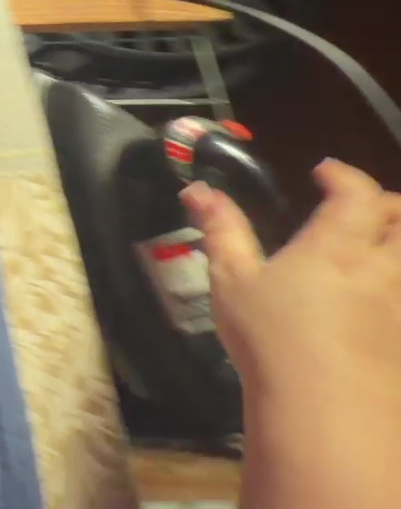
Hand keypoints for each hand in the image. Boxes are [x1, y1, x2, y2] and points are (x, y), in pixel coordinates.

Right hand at [184, 159, 400, 508]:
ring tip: (377, 240)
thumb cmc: (271, 336)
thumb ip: (221, 230)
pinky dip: (396, 271)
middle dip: (390, 205)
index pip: (359, 196)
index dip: (344, 176)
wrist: (330, 409)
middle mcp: (386, 271)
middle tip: (360, 204)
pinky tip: (379, 286)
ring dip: (400, 238)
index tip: (321, 171)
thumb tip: (199, 189)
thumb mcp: (230, 279)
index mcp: (337, 250)